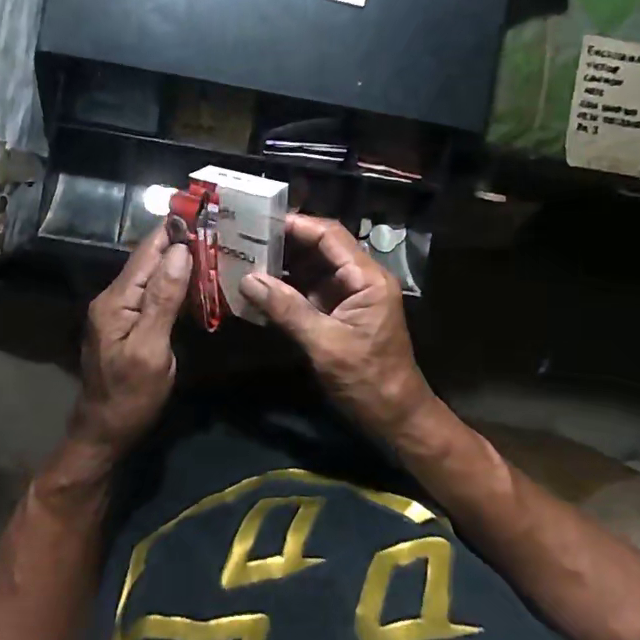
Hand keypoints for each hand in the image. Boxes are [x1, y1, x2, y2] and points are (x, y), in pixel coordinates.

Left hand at [72, 226, 190, 458]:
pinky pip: (152, 292)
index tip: (202, 209)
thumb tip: (179, 252)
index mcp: (116, 300)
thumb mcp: (151, 350)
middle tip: (217, 226)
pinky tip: (195, 279)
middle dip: (180, 241)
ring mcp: (118, 310)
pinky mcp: (127, 323)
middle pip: (149, 260)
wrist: (104, 433)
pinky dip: (173, 282)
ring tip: (213, 246)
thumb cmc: (130, 397)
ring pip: (152, 275)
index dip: (173, 230)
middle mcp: (113, 297)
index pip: (147, 252)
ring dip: (179, 260)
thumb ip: (163, 300)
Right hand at [240, 215, 434, 440]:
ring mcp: (349, 295)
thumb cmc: (367, 379)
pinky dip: (285, 287)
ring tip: (244, 257)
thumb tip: (247, 280)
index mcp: (367, 278)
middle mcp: (360, 279)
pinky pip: (309, 289)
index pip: (330, 235)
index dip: (296, 225)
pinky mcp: (338, 312)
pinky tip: (258, 287)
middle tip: (244, 237)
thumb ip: (286, 308)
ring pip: (312, 267)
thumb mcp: (324, 344)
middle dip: (284, 242)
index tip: (259, 222)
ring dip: (281, 264)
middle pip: (320, 247)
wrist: (394, 417)